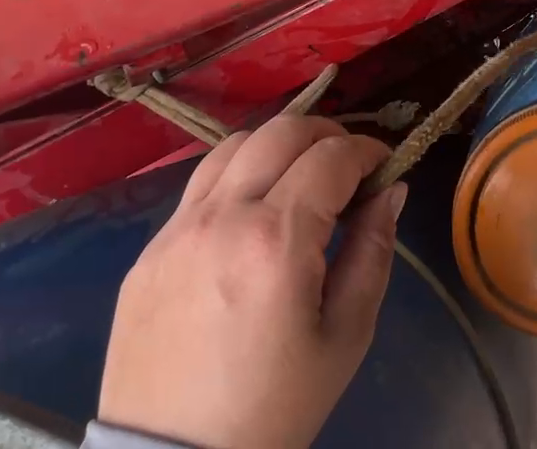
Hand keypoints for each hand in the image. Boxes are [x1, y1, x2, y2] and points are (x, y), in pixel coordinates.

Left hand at [99, 116, 407, 448]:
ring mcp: (175, 231)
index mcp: (277, 239)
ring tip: (300, 180)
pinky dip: (238, 177)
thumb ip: (373, 249)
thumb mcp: (347, 333)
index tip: (386, 169)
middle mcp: (222, 218)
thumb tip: (390, 191)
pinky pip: (198, 187)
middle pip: (281, 131)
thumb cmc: (275, 405)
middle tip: (349, 166)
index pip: (333, 156)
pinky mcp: (147, 252)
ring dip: (278, 147)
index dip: (370, 151)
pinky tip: (253, 215)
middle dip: (327, 135)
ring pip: (233, 146)